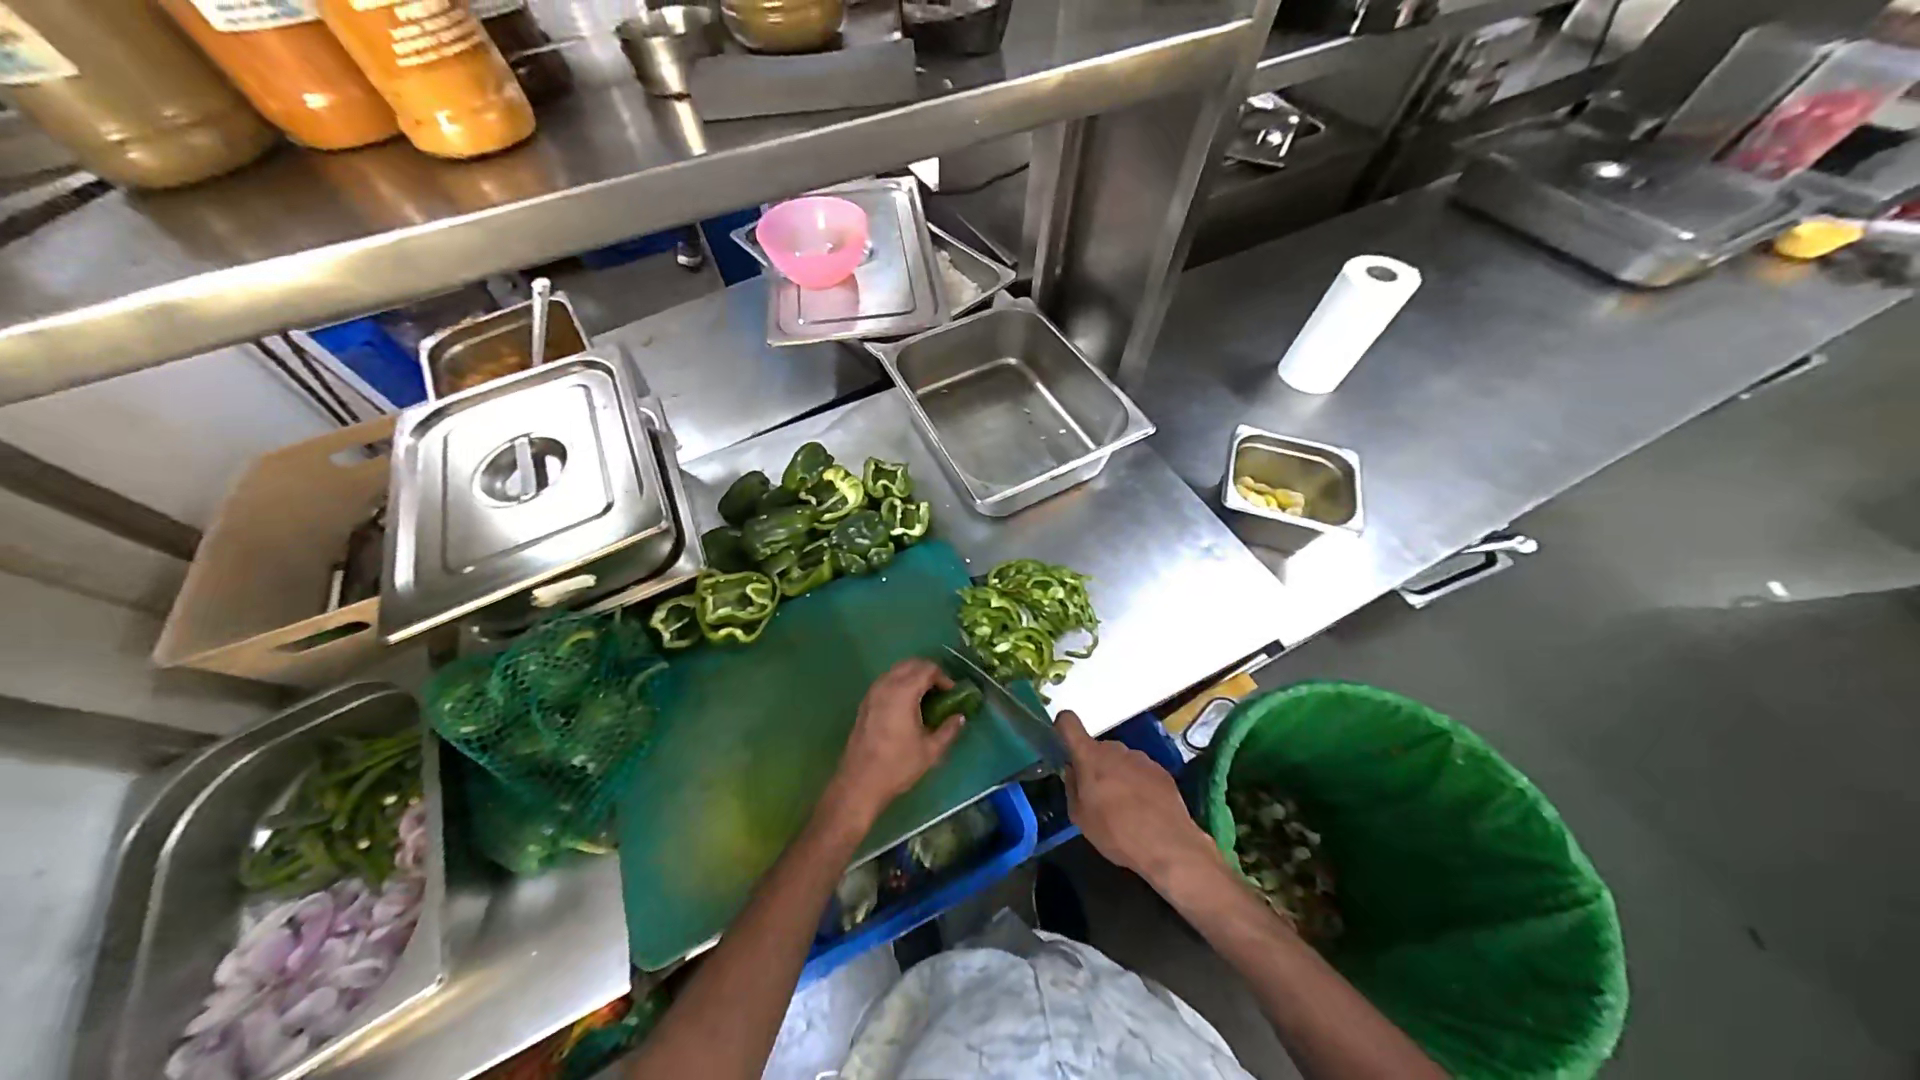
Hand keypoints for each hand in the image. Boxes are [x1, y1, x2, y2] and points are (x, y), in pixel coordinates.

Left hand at [824, 659, 966, 825]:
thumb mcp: (931, 750)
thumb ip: (948, 729)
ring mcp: (872, 693)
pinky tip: (907, 705)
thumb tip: (960, 717)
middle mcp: (886, 685)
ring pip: (896, 670)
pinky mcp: (865, 703)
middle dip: (929, 672)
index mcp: (903, 692)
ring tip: (926, 697)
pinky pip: (885, 681)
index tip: (952, 694)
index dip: (943, 678)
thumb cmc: (898, 766)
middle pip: (910, 664)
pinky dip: (899, 683)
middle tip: (941, 691)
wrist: (860, 782)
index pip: (927, 669)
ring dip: (913, 676)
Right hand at [1059, 710, 1223, 889]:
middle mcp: (1115, 749)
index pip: (1069, 722)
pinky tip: (1143, 809)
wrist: (1167, 845)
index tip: (1063, 743)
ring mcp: (1141, 758)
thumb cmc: (1115, 832)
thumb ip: (1072, 786)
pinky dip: (1137, 783)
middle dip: (1094, 766)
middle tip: (1097, 795)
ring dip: (1117, 775)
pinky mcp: (1161, 770)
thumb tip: (1073, 770)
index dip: (1063, 727)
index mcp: (1090, 756)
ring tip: (1124, 807)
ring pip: (1120, 760)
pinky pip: (1140, 770)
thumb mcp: (1080, 817)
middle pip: (1097, 748)